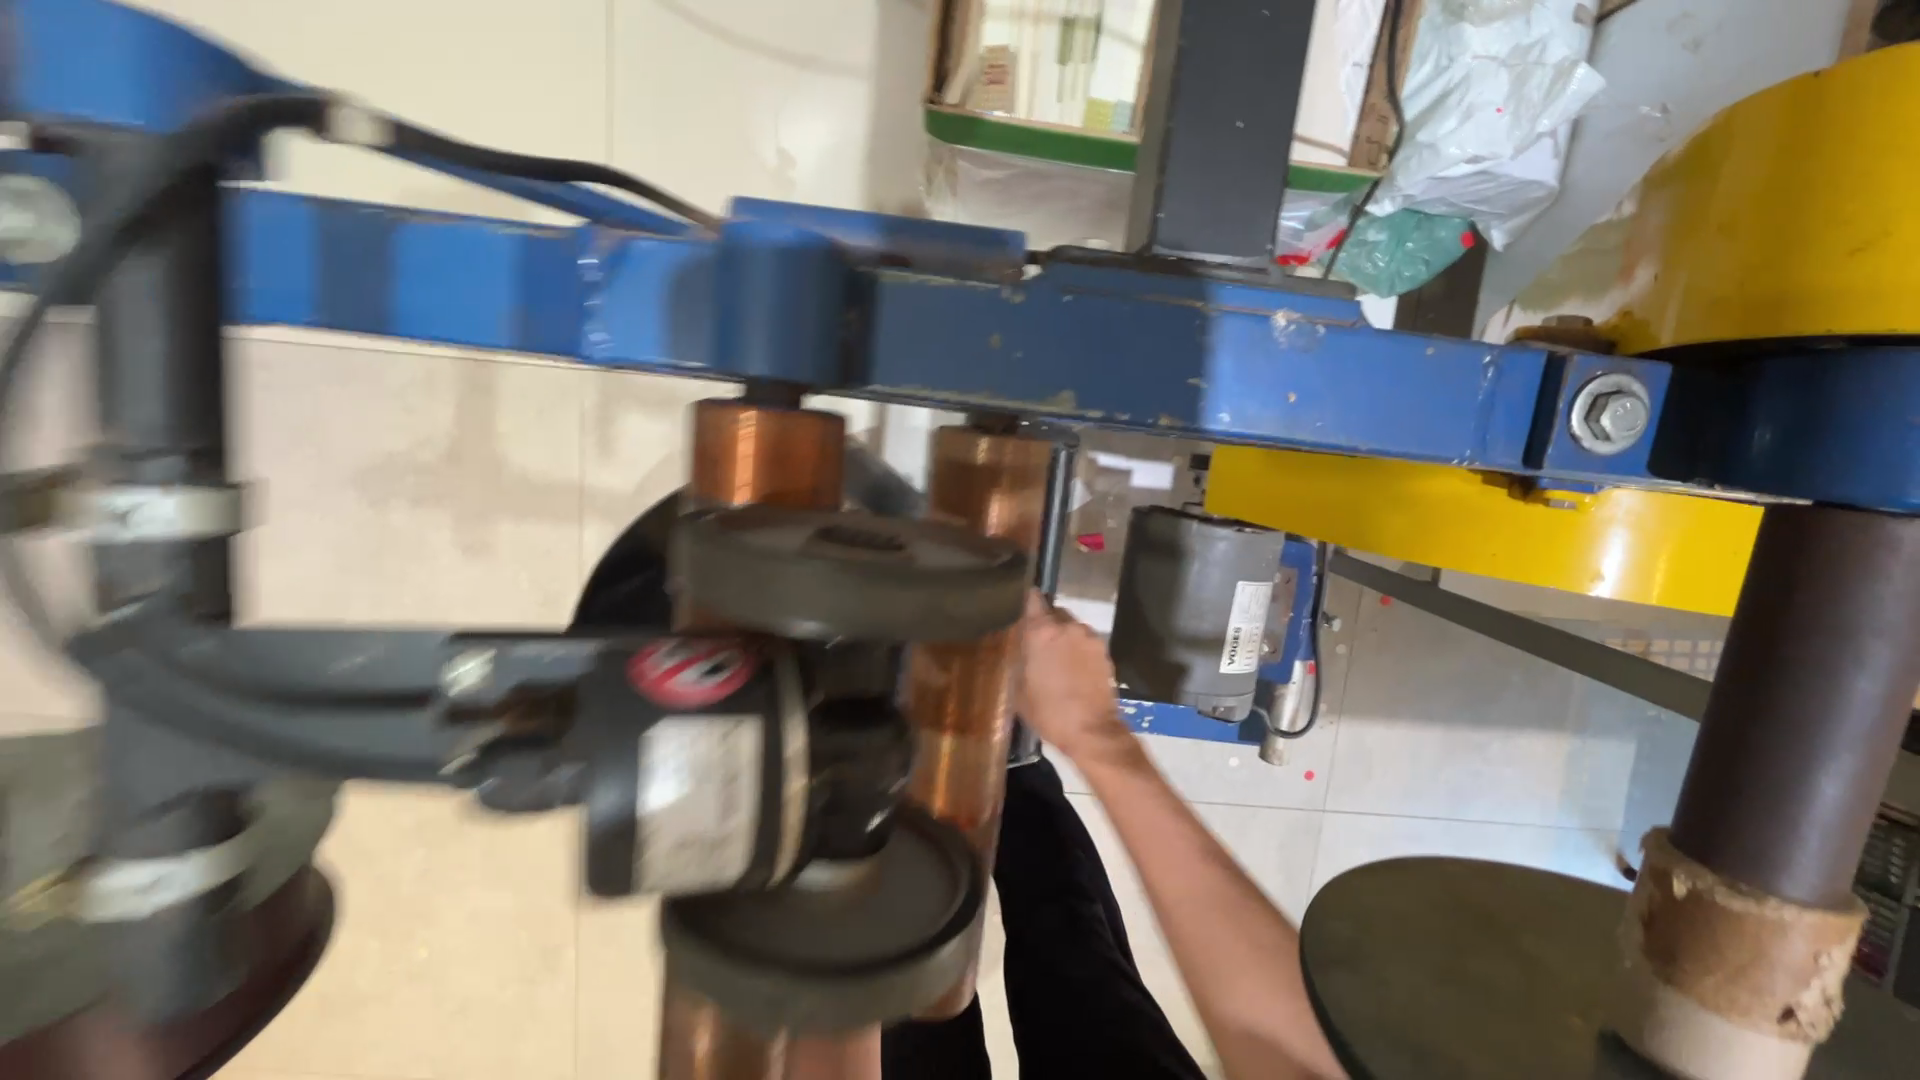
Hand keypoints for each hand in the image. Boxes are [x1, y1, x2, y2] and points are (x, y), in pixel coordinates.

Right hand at [1015, 591, 1134, 766]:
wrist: (1091, 731)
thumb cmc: (1048, 712)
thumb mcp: (1020, 689)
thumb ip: (1020, 660)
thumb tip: (1022, 648)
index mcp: (1041, 632)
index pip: (1033, 599)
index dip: (1026, 600)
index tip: (1020, 604)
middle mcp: (1068, 627)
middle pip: (1054, 612)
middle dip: (1046, 623)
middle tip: (1038, 642)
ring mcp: (1090, 638)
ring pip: (1072, 627)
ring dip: (1064, 636)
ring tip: (1057, 659)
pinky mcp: (1104, 652)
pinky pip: (1086, 642)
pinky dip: (1078, 649)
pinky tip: (1074, 669)